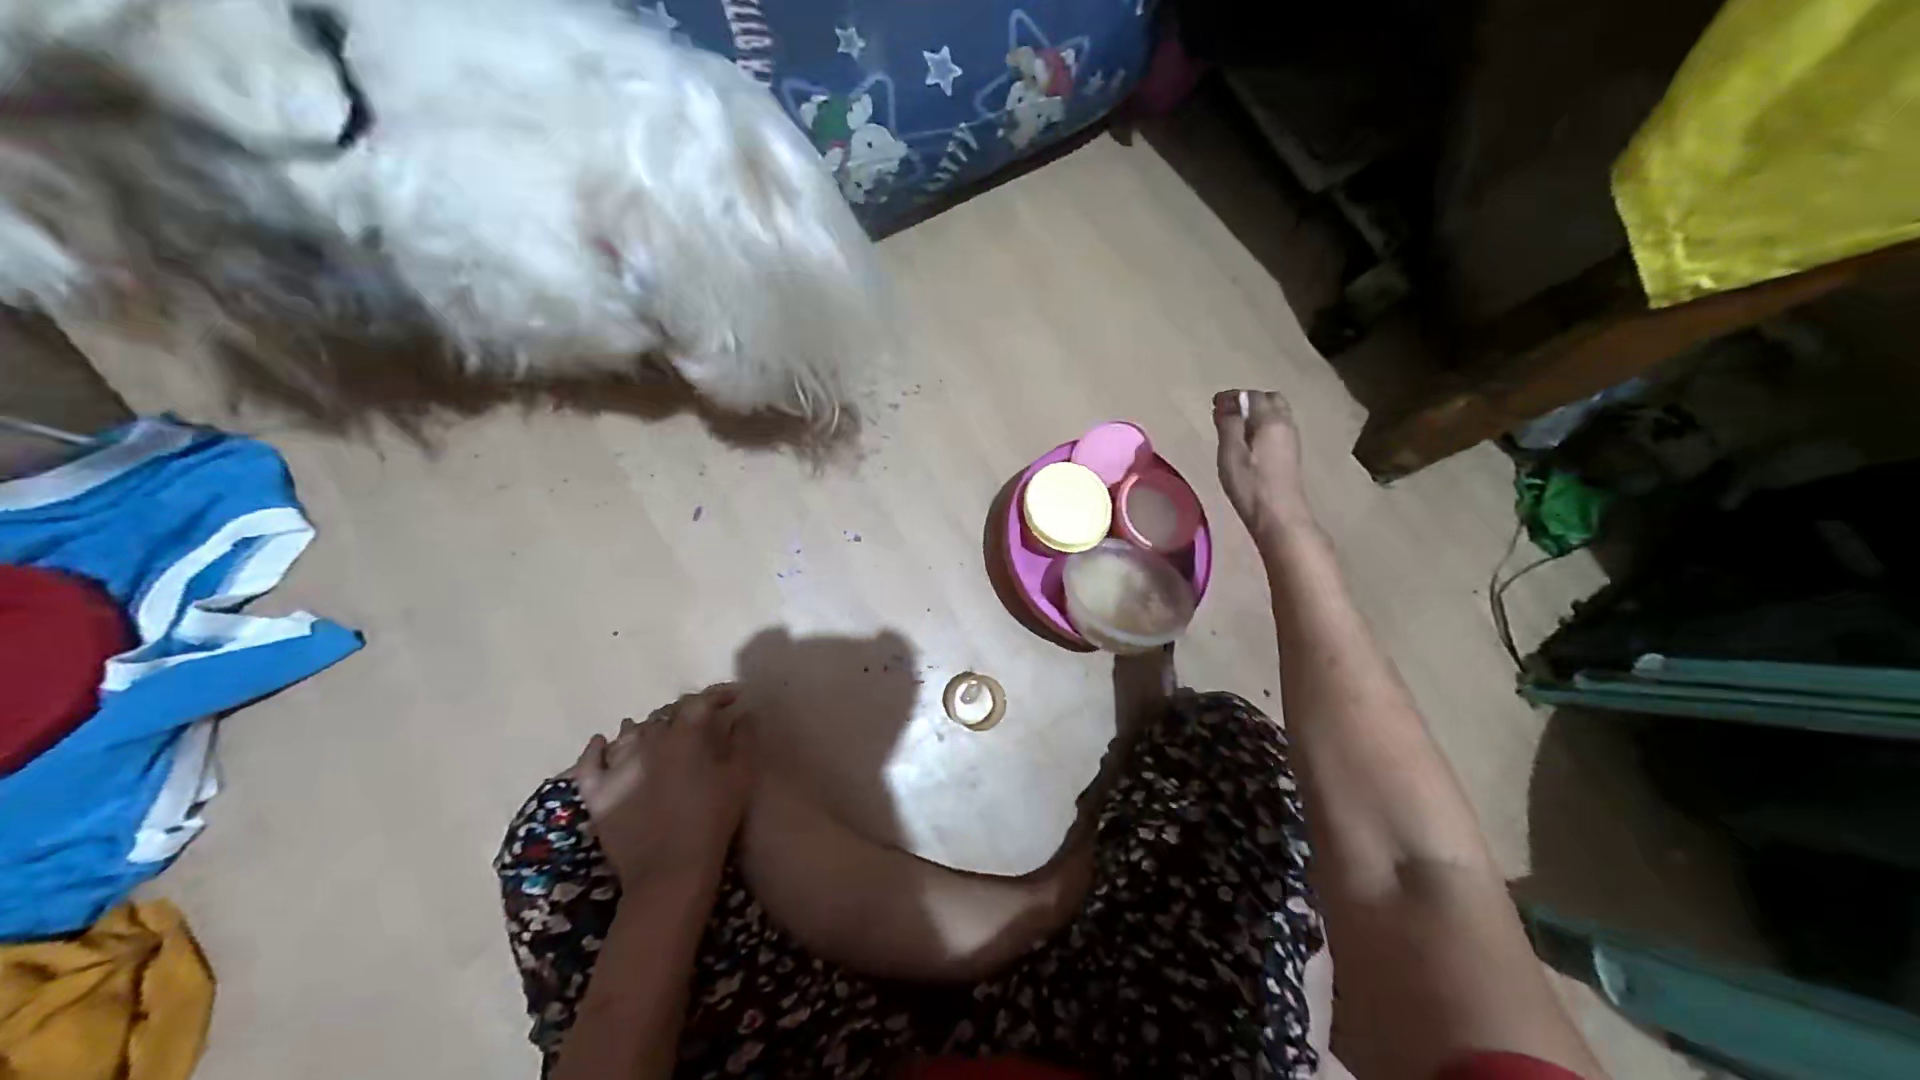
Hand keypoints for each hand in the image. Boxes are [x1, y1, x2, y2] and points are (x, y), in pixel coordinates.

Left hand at [569, 685, 753, 885]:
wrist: (670, 871)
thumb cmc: (712, 820)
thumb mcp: (740, 776)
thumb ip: (743, 739)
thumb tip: (743, 714)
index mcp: (683, 734)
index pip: (699, 701)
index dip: (718, 694)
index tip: (733, 698)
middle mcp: (647, 741)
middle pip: (665, 715)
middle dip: (685, 714)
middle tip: (702, 724)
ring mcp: (617, 766)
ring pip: (630, 734)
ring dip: (647, 728)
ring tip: (659, 733)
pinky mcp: (597, 793)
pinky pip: (589, 763)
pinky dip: (595, 749)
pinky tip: (602, 742)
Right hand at [1213, 389, 1314, 544]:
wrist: (1279, 516)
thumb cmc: (1250, 485)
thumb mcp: (1230, 453)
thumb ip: (1228, 424)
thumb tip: (1226, 403)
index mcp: (1270, 420)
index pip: (1251, 396)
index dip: (1232, 396)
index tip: (1214, 404)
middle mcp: (1286, 424)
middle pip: (1270, 399)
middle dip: (1248, 400)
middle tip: (1226, 413)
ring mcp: (1291, 439)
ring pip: (1276, 413)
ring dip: (1257, 413)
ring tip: (1235, 427)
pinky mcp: (1291, 454)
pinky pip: (1278, 427)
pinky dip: (1263, 425)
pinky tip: (1249, 441)